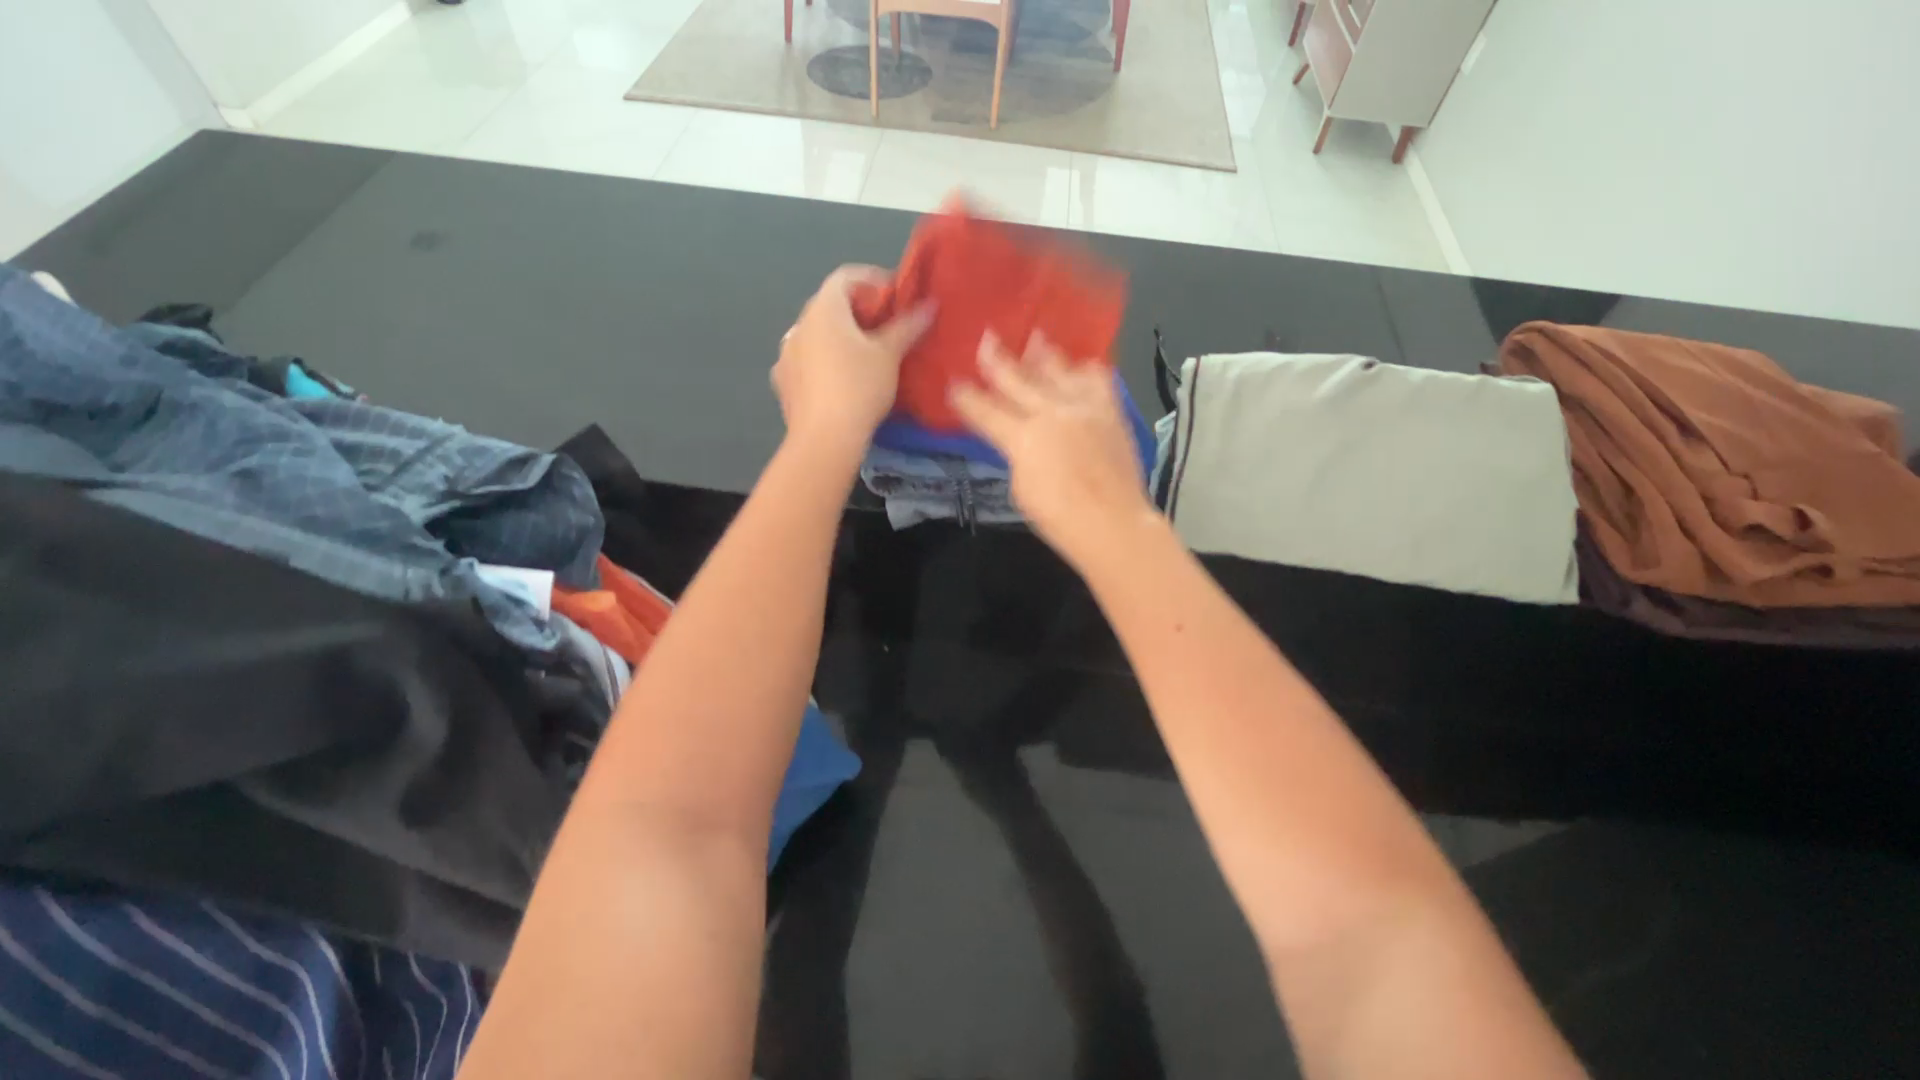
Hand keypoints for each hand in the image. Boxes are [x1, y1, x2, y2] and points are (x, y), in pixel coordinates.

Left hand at [774, 265, 933, 452]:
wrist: (824, 438)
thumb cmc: (860, 386)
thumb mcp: (889, 355)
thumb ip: (907, 326)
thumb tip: (929, 305)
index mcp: (823, 309)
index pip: (846, 277)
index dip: (873, 280)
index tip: (895, 298)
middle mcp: (799, 325)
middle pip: (829, 305)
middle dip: (858, 311)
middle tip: (885, 327)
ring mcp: (786, 354)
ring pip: (816, 334)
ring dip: (839, 337)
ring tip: (864, 356)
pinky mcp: (782, 382)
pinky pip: (806, 360)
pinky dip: (824, 361)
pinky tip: (839, 380)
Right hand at [950, 332, 1156, 567]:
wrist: (1113, 523)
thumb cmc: (1059, 518)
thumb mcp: (1021, 489)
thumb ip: (1016, 455)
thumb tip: (1016, 438)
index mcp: (1022, 438)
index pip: (984, 411)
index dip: (965, 398)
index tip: (953, 384)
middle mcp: (1051, 413)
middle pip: (1016, 379)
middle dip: (996, 359)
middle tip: (986, 340)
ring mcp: (1083, 408)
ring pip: (1057, 370)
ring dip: (1042, 354)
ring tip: (1035, 338)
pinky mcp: (1111, 411)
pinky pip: (1098, 380)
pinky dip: (1086, 371)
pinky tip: (1082, 365)